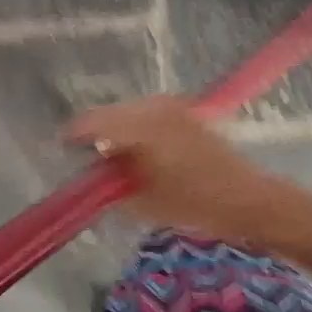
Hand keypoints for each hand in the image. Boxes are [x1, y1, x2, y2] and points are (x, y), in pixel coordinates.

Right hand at [68, 95, 288, 243]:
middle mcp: (155, 108)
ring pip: (132, 111)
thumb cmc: (195, 205)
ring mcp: (174, 106)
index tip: (63, 147)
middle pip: (111, 113)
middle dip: (98, 133)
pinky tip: (143, 151)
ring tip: (118, 158)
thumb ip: (110, 185)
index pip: (93, 122)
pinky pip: (151, 113)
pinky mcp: (188, 112)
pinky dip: (141, 128)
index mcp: (140, 128)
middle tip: (91, 160)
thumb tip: (91, 176)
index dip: (75, 134)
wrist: (248, 199)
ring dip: (120, 130)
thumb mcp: (143, 203)